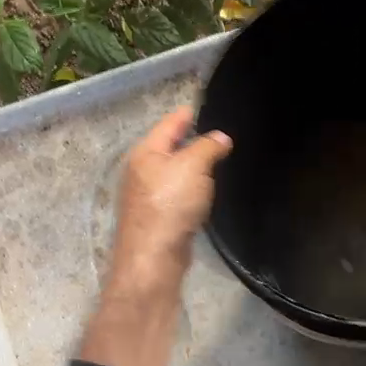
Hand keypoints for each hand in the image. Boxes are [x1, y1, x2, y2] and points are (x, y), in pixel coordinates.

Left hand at [83, 109, 230, 365]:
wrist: (153, 259)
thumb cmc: (170, 206)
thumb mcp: (193, 167)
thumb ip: (208, 147)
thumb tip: (220, 137)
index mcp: (145, 152)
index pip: (171, 123)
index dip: (190, 113)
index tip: (210, 106)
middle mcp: (142, 170)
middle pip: (172, 147)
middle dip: (194, 140)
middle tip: (224, 135)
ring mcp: (147, 196)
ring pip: (175, 172)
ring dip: (194, 168)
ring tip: (221, 161)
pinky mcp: (157, 218)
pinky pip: (178, 195)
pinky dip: (193, 190)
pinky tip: (207, 193)